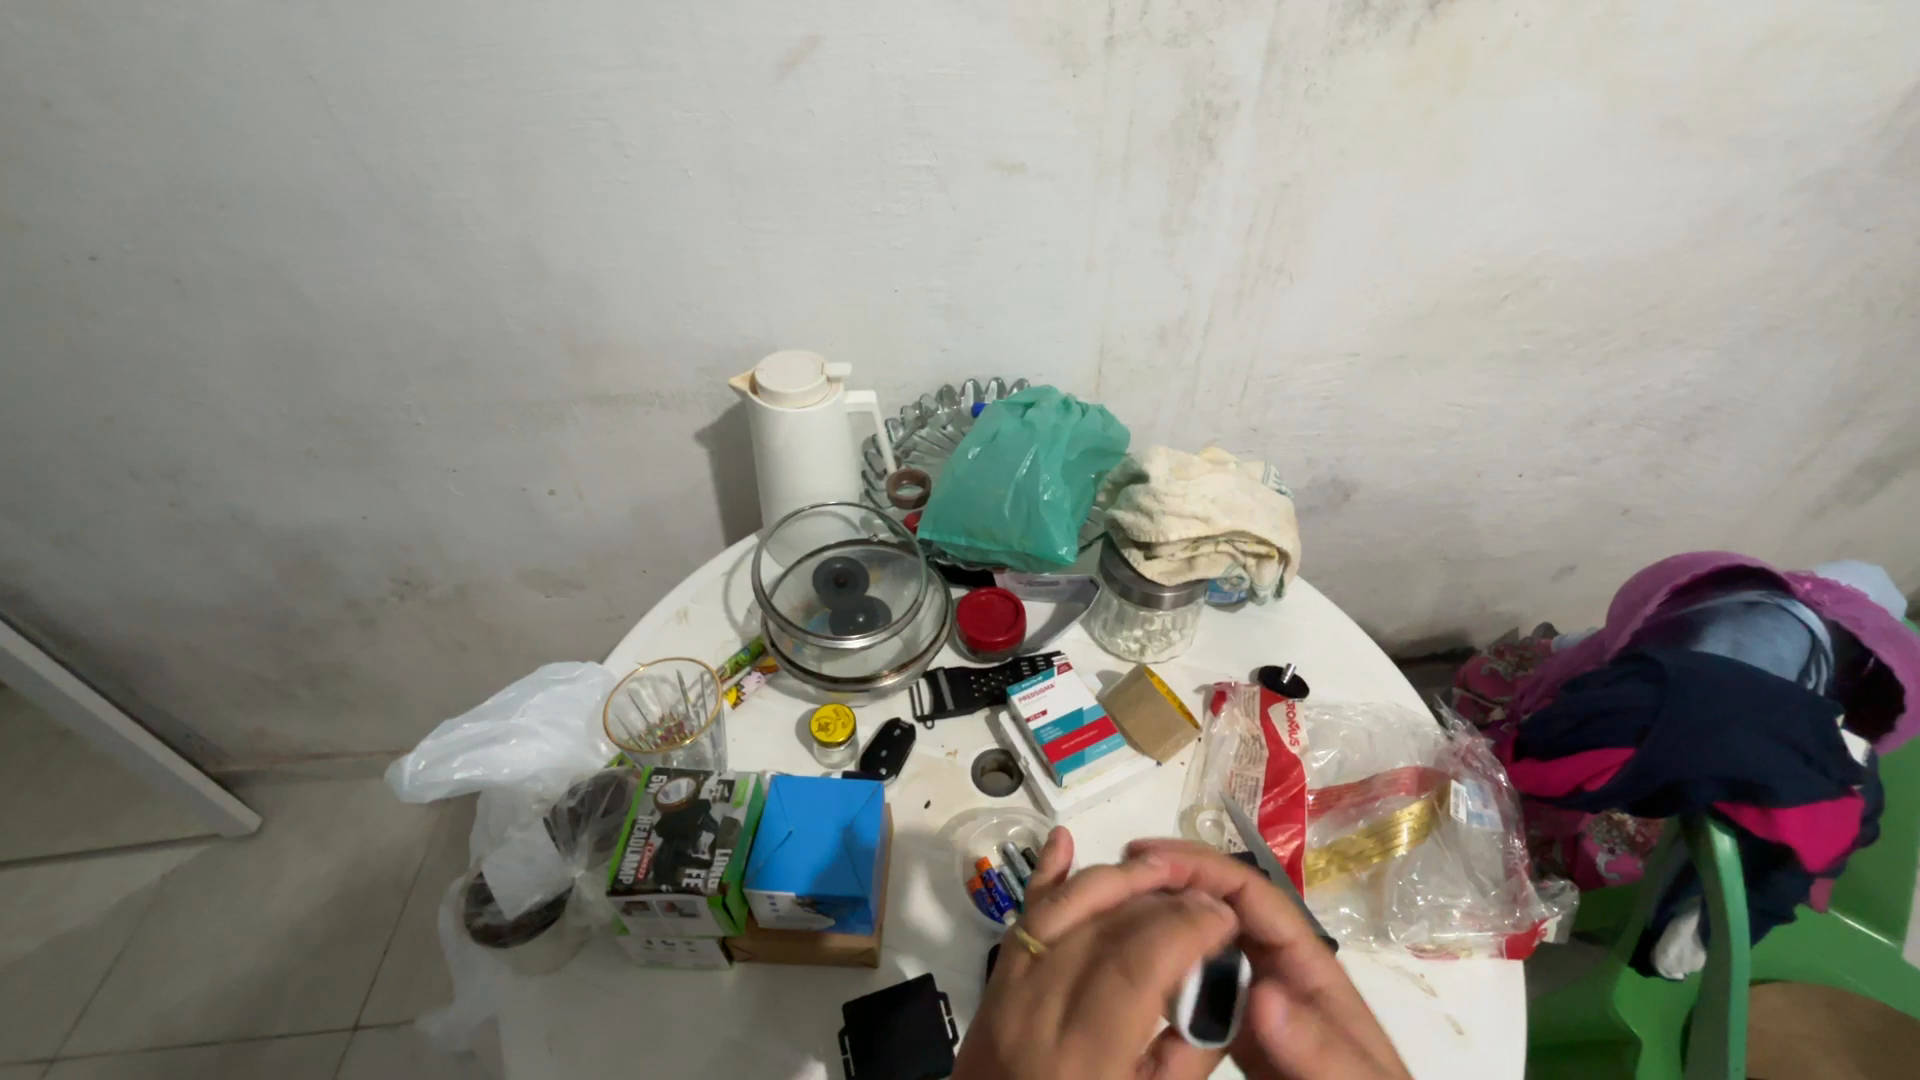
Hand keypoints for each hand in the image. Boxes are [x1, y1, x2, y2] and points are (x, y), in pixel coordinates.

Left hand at [954, 827, 1241, 1079]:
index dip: (1184, 929)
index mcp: (1083, 1057)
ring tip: (1159, 869)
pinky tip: (1063, 839)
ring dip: (1114, 878)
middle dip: (1162, 901)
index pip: (1136, 964)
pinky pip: (1022, 913)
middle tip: (1205, 896)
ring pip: (1064, 906)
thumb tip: (1218, 984)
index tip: (1223, 915)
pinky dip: (1046, 873)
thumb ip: (1185, 1055)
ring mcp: (1009, 984)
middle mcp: (1039, 1007)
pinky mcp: (995, 975)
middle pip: (1104, 927)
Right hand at [1124, 838, 1410, 1079]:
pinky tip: (1135, 970)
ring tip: (1116, 910)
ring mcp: (1257, 1000)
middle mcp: (1278, 970)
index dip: (1202, 868)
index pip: (1253, 895)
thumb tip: (1261, 993)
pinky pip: (1199, 988)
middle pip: (1223, 907)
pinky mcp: (1241, 1032)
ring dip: (1166, 919)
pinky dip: (1168, 970)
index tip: (1149, 859)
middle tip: (1120, 873)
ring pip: (1206, 941)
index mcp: (1308, 965)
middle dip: (1176, 880)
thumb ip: (1318, 1045)